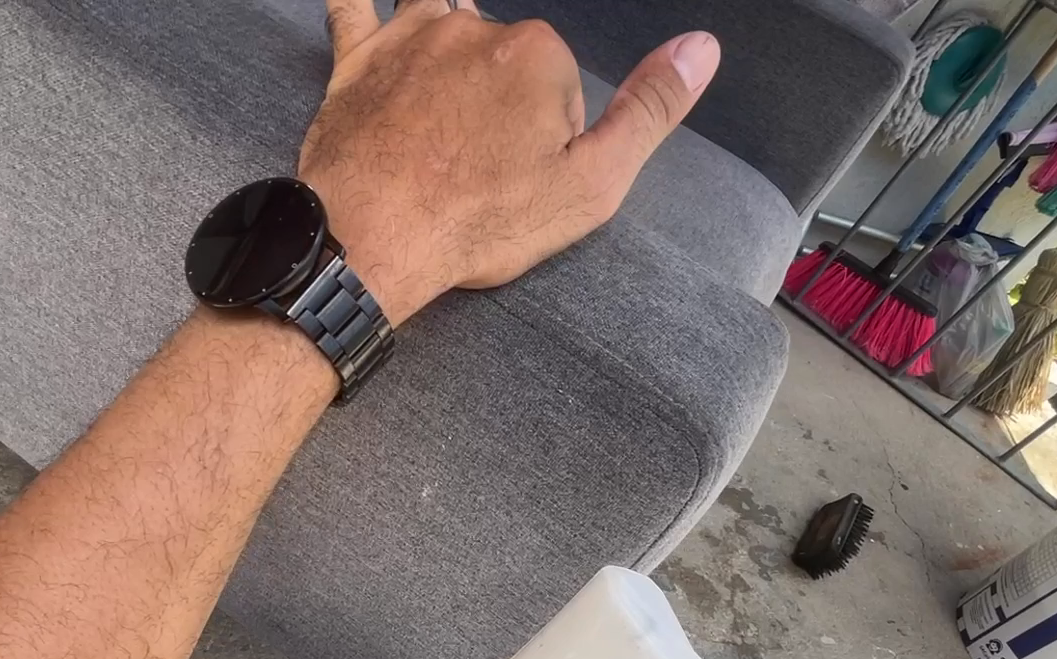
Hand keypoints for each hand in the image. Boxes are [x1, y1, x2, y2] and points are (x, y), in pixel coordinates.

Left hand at [301, 0, 719, 322]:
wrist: (379, 236)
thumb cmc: (484, 221)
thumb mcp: (591, 185)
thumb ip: (649, 113)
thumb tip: (704, 47)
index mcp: (540, 56)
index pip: (557, 87)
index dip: (546, 137)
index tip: (522, 182)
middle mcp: (478, 28)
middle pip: (501, 55)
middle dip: (499, 100)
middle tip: (476, 168)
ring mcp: (411, 37)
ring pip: (438, 14)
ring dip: (445, 40)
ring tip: (441, 98)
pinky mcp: (356, 60)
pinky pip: (353, 7)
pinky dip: (360, 7)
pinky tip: (367, 13)